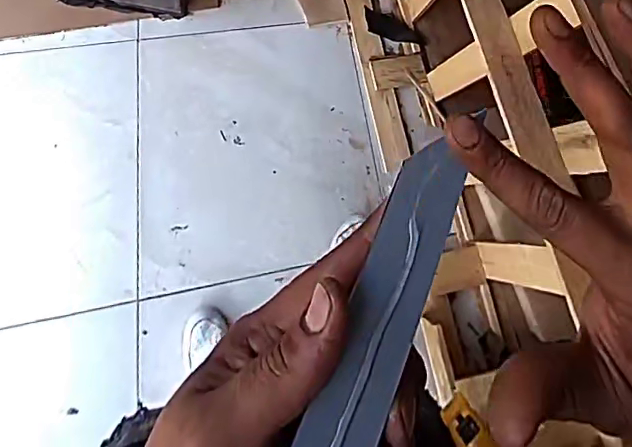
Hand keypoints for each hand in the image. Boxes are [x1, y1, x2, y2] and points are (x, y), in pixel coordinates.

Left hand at [148, 206, 428, 446]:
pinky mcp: (344, 430)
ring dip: (398, 392)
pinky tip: (388, 436)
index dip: (376, 236)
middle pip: (373, 320)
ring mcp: (325, 400)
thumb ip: (275, 364)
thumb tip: (330, 297)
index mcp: (269, 339)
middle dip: (395, 338)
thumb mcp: (218, 420)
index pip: (332, 274)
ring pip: (388, 368)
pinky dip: (395, 420)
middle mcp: (306, 361)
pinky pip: (386, 410)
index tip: (413, 208)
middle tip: (396, 385)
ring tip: (386, 430)